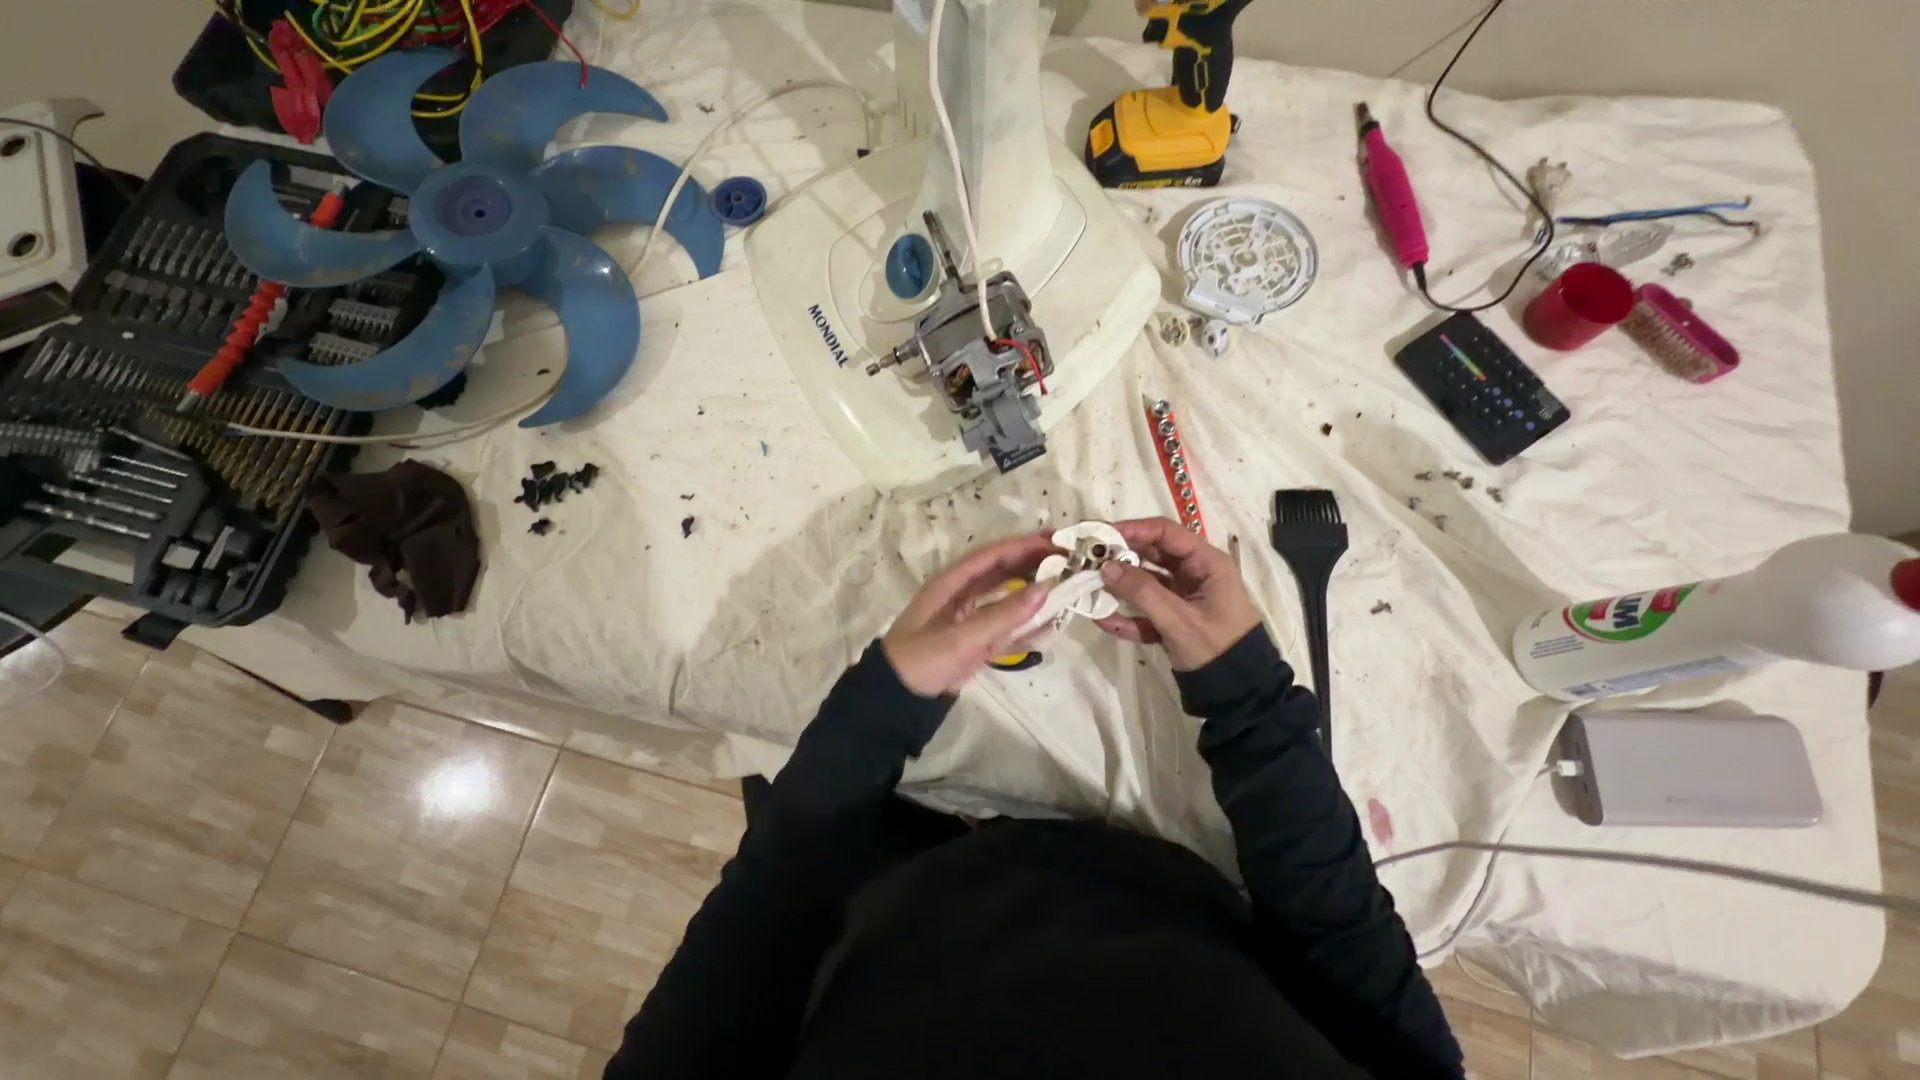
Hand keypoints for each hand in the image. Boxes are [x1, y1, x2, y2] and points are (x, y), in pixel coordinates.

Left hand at [882, 533, 1058, 696]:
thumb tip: (1045, 589)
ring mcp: (970, 620)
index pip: (992, 555)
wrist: (897, 700)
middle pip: (1003, 573)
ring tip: (1067, 586)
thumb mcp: (961, 638)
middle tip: (1069, 560)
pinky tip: (1051, 626)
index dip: (1023, 545)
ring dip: (1034, 595)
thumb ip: (1004, 615)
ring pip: (1008, 600)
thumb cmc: (921, 660)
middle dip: (1034, 565)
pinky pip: (1006, 630)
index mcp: (951, 584)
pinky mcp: (976, 643)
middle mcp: (962, 595)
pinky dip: (1026, 628)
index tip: (1056, 540)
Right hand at [1094, 517, 1261, 670]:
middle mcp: (1194, 574)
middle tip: (1088, 561)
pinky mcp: (1173, 620)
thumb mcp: (1178, 620)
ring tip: (1089, 589)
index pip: (1166, 533)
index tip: (1101, 536)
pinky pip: (1146, 610)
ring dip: (1119, 588)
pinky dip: (1127, 616)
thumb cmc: (1216, 648)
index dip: (1133, 530)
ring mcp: (1183, 597)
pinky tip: (1103, 621)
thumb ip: (1142, 592)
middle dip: (1120, 558)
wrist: (1238, 693)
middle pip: (1152, 555)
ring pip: (1145, 583)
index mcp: (1206, 564)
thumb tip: (1106, 566)